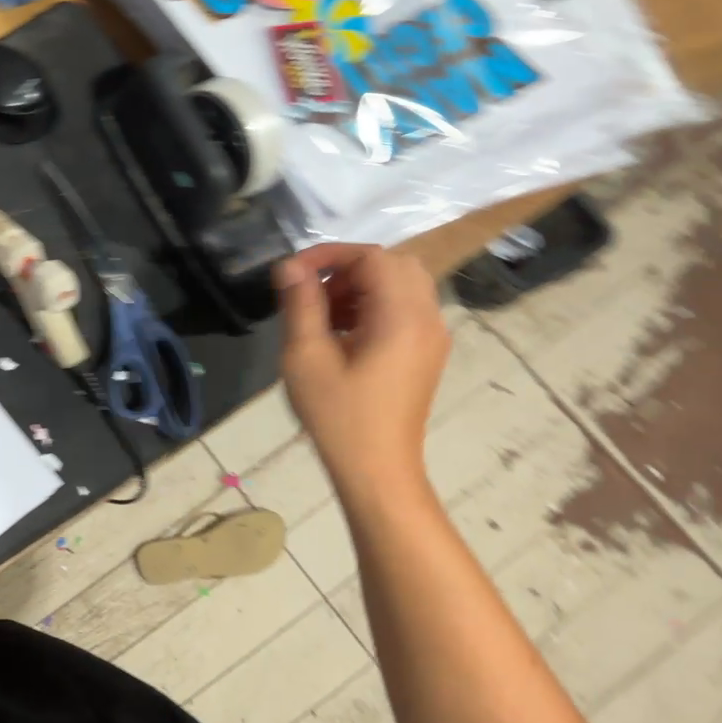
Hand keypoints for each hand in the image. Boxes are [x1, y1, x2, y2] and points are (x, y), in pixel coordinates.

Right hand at [273, 243, 449, 492]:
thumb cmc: (338, 412)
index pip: (373, 258)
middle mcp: (427, 319)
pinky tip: (340, 332)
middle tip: (309, 291)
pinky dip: (371, 304)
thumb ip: (301, 304)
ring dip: (358, 285)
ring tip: (320, 313)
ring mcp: (431, 336)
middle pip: (394, 264)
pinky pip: (403, 307)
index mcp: (402, 317)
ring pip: (400, 284)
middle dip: (346, 267)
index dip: (328, 255)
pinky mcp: (425, 352)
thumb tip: (290, 267)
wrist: (376, 467)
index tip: (290, 274)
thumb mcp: (305, 356)